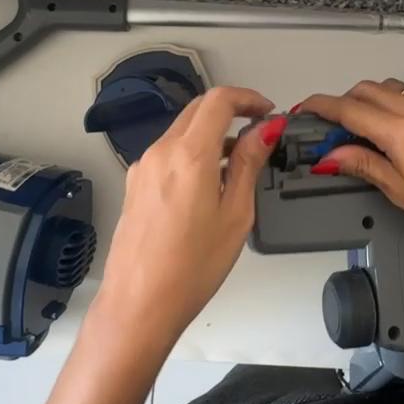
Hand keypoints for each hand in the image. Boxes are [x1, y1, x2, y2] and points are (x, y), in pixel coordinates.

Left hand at [93, 86, 276, 343]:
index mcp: (190, 154)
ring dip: (212, 133)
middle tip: (259, 130)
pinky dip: (193, 152)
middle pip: (198, 109)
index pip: (220, 100)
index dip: (248, 98)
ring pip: (182, 130)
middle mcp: (161, 152)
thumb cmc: (191, 268)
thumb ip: (250, 163)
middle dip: (231, 111)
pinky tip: (209, 182)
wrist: (138, 306)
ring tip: (239, 162)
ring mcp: (143, 167)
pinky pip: (169, 152)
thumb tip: (265, 130)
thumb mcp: (235, 214)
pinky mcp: (135, 184)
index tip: (267, 111)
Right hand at [299, 80, 403, 252]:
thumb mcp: (402, 192)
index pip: (347, 109)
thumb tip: (332, 156)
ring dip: (372, 100)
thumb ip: (364, 165)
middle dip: (345, 104)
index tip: (305, 108)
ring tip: (368, 129)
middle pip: (365, 90)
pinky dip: (401, 100)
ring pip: (391, 88)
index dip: (321, 107)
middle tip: (335, 130)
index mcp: (399, 130)